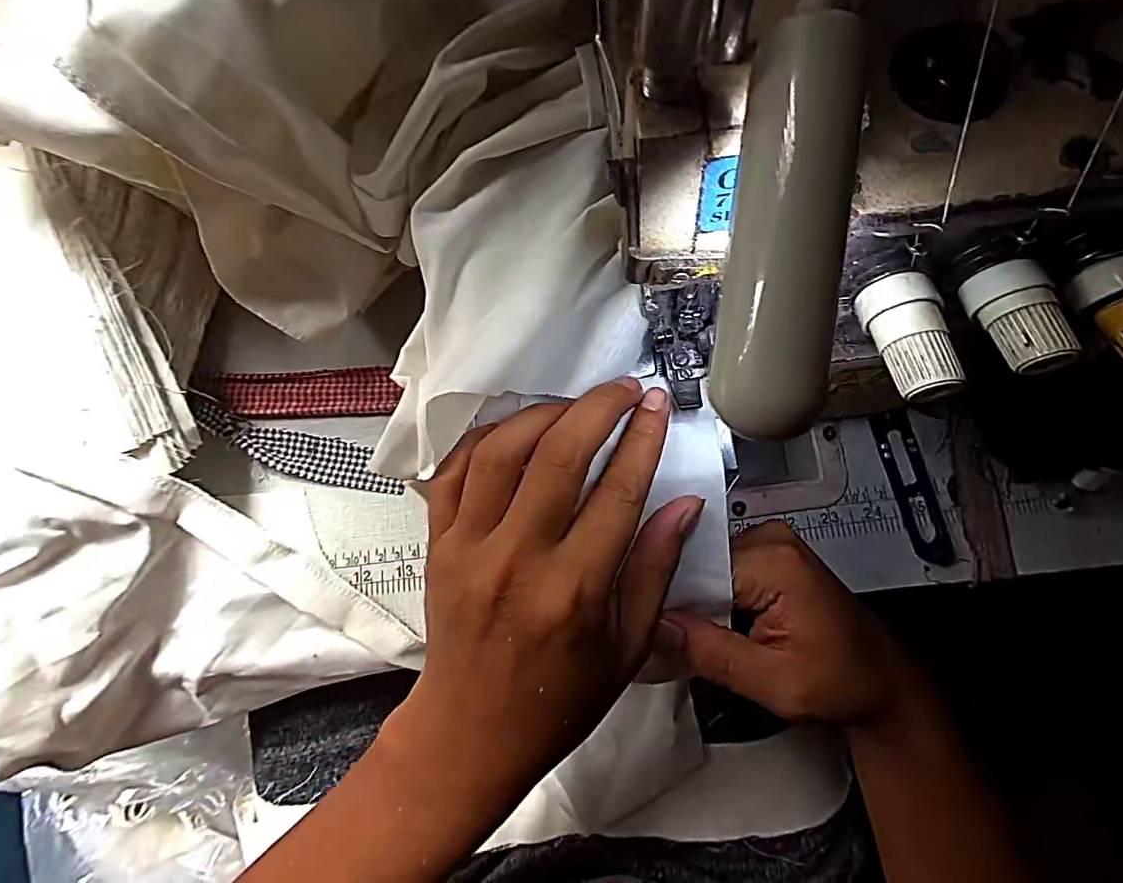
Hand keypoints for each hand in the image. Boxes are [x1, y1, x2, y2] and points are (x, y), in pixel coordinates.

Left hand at [380, 378, 704, 815]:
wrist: (470, 733)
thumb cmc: (559, 699)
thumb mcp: (628, 647)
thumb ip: (656, 567)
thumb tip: (684, 503)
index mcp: (574, 590)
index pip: (616, 491)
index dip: (643, 438)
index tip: (658, 405)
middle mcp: (517, 559)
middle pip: (558, 455)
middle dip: (599, 408)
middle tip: (625, 390)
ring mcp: (468, 546)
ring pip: (502, 450)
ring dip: (543, 412)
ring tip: (576, 404)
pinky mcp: (437, 543)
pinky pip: (453, 469)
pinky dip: (486, 437)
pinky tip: (517, 426)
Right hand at [665, 520, 922, 727]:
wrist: (879, 678)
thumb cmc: (844, 680)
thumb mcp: (775, 683)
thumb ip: (712, 654)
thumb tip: (655, 628)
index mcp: (774, 558)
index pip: (694, 566)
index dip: (670, 602)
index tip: (652, 633)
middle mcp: (769, 537)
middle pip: (696, 562)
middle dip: (681, 604)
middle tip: (672, 646)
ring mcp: (766, 541)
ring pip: (701, 566)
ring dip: (694, 603)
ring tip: (695, 639)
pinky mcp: (764, 553)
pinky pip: (718, 569)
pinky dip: (709, 600)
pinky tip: (712, 626)